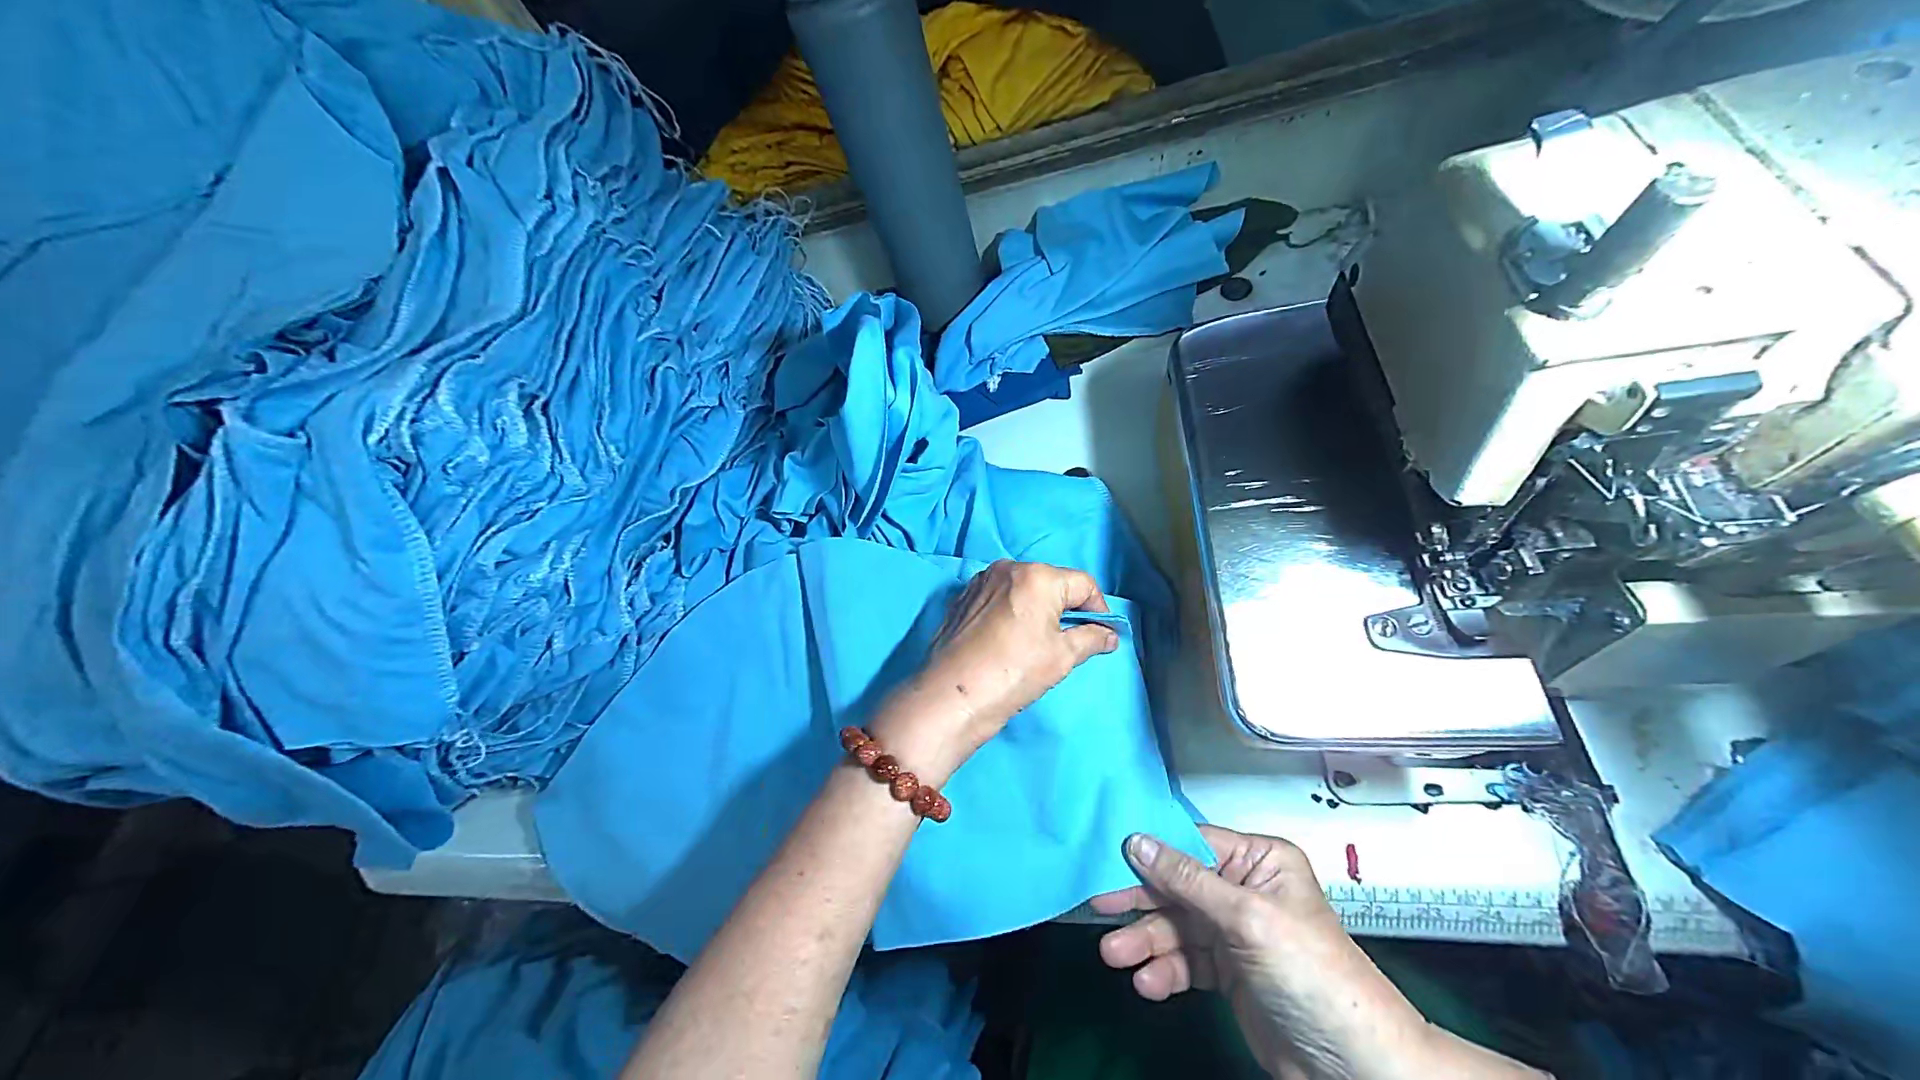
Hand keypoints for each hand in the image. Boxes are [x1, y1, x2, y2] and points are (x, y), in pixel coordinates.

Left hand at [871, 560, 1118, 780]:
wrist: (952, 696)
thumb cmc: (1013, 673)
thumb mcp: (1062, 657)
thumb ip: (1091, 639)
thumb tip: (1109, 634)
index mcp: (1037, 576)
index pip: (1083, 584)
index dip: (1098, 609)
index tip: (1101, 634)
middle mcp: (1007, 568)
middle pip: (1052, 582)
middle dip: (1066, 608)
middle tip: (1070, 641)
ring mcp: (981, 581)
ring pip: (1024, 589)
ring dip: (1038, 609)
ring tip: (1036, 644)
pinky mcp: (962, 598)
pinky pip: (999, 597)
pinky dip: (1011, 612)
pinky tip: (1008, 641)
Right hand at [1091, 827, 1460, 1079]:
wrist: (1354, 1070)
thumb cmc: (1309, 974)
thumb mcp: (1246, 918)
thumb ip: (1186, 879)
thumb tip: (1136, 840)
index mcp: (1260, 861)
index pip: (1192, 846)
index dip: (1150, 853)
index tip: (1107, 859)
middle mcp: (1244, 889)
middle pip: (1178, 887)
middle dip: (1142, 905)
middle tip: (1100, 911)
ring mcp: (1235, 932)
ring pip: (1176, 926)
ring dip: (1146, 942)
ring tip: (1118, 958)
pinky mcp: (1228, 971)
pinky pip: (1186, 960)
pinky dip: (1165, 970)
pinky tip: (1149, 983)